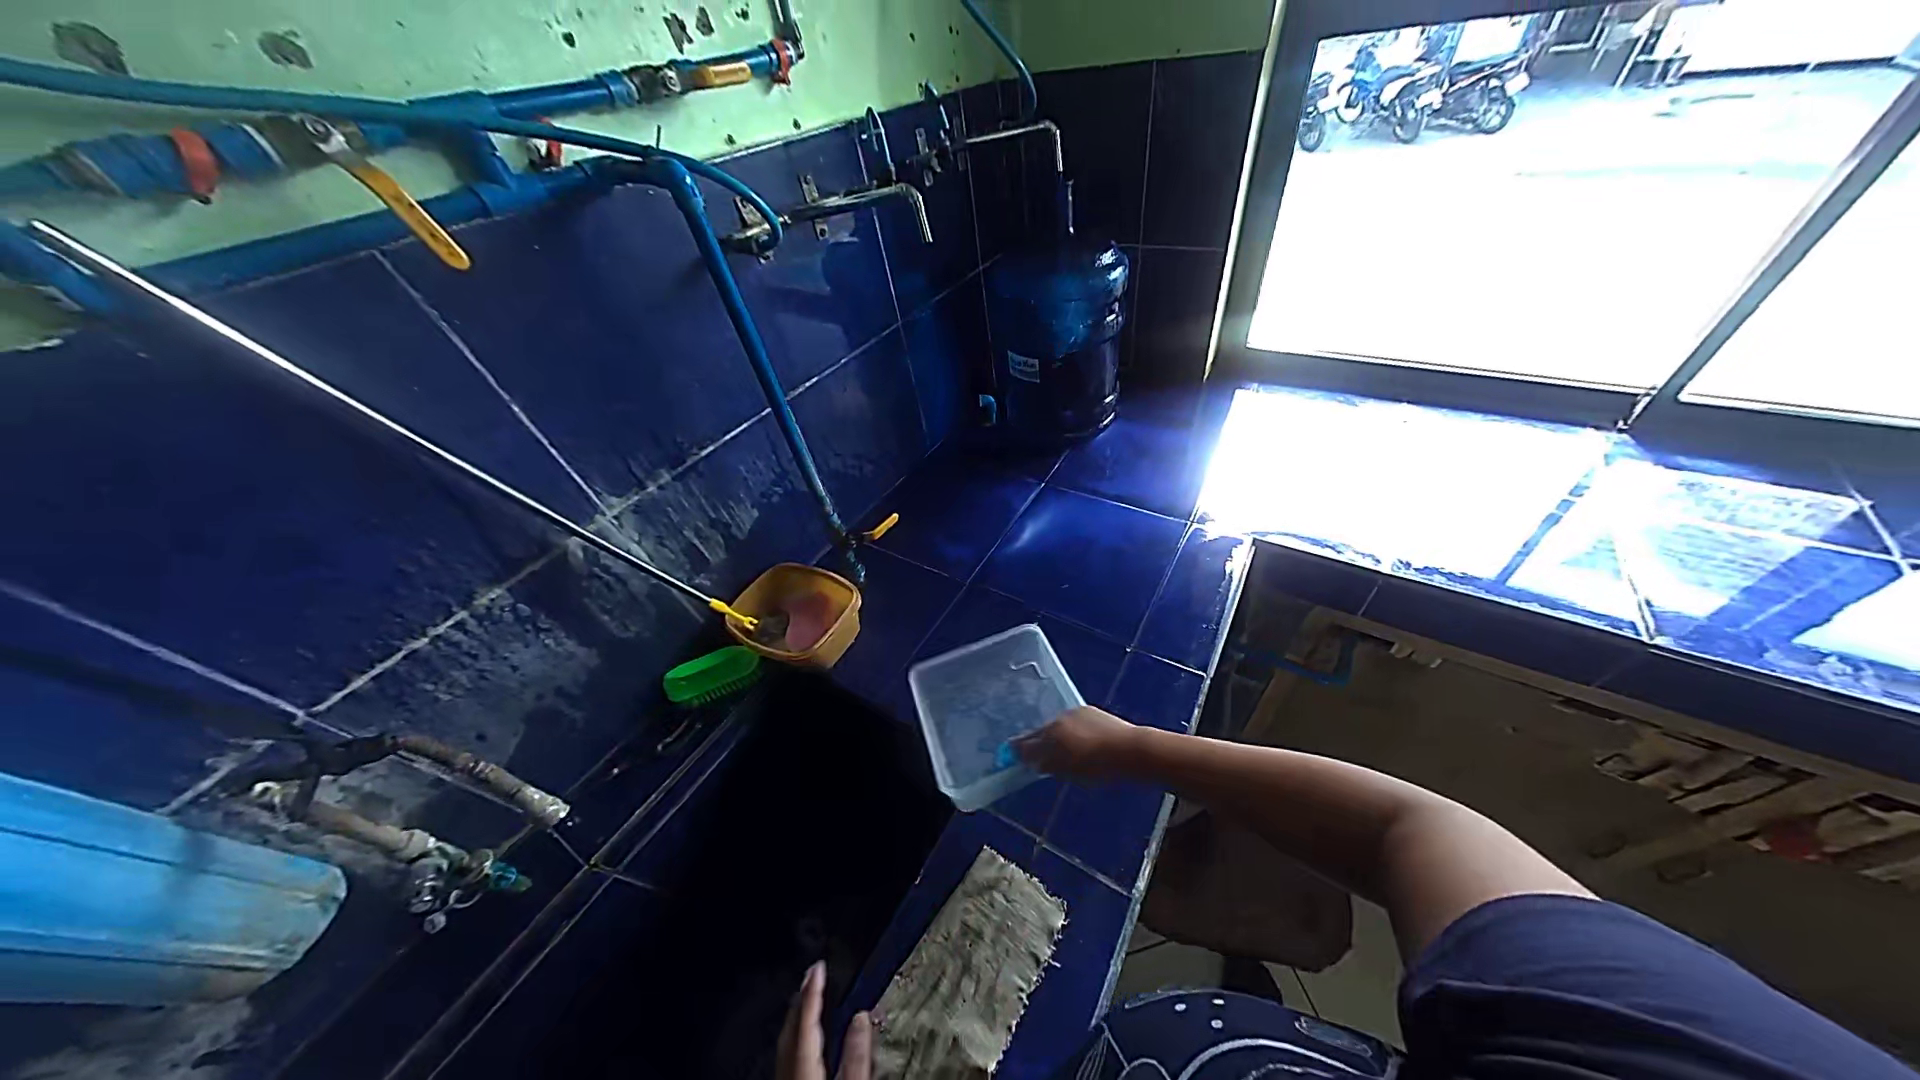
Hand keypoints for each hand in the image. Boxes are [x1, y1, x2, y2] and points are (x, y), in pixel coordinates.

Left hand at [777, 961, 871, 1079]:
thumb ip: (857, 1055)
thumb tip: (861, 1017)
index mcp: (804, 1068)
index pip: (806, 1021)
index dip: (813, 990)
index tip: (819, 966)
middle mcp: (789, 1072)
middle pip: (791, 1029)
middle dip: (802, 998)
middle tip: (813, 973)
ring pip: (785, 1041)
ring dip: (797, 1014)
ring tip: (808, 995)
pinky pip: (786, 1053)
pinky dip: (794, 1033)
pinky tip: (803, 1034)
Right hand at [1013, 706, 1139, 781]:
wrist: (1130, 750)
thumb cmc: (1100, 769)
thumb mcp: (1070, 774)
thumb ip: (1050, 766)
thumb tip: (1037, 763)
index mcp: (1050, 738)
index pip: (1025, 744)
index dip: (1018, 751)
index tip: (1012, 754)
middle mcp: (1056, 721)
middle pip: (1038, 732)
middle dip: (1034, 741)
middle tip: (1035, 753)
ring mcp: (1072, 713)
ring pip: (1055, 725)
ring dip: (1054, 735)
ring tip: (1063, 749)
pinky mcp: (1086, 710)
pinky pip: (1070, 720)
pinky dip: (1070, 729)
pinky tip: (1080, 739)